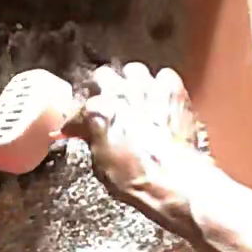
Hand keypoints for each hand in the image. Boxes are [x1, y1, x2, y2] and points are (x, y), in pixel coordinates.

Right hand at [68, 63, 217, 237]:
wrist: (171, 179)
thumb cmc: (136, 175)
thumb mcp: (100, 162)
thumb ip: (92, 138)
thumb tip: (88, 131)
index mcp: (97, 110)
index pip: (80, 110)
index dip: (77, 122)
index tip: (78, 129)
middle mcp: (122, 93)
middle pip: (103, 77)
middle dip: (101, 90)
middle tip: (105, 107)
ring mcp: (149, 89)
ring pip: (134, 72)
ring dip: (131, 84)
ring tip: (133, 101)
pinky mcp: (174, 92)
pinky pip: (164, 78)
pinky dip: (160, 88)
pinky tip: (158, 103)